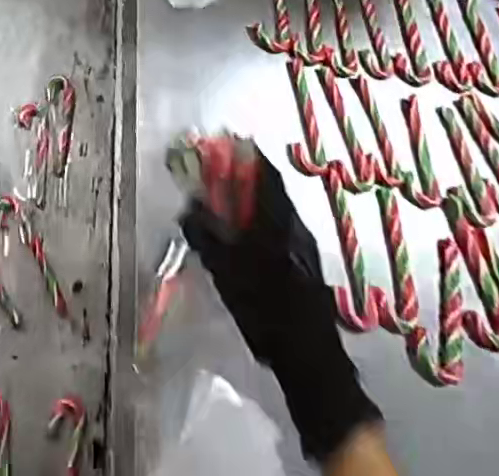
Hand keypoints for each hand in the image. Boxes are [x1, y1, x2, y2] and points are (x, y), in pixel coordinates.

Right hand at [180, 149, 380, 461]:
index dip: (246, 154)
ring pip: (274, 208)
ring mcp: (303, 246)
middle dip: (244, 174)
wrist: (309, 358)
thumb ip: (206, 233)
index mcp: (276, 221)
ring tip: (227, 197)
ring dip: (252, 197)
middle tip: (220, 167)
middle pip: (269, 188)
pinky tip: (243, 233)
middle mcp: (294, 226)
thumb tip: (189, 206)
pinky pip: (279, 227)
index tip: (228, 140)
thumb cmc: (264, 308)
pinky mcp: (305, 265)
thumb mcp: (225, 270)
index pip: (264, 174)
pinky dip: (259, 218)